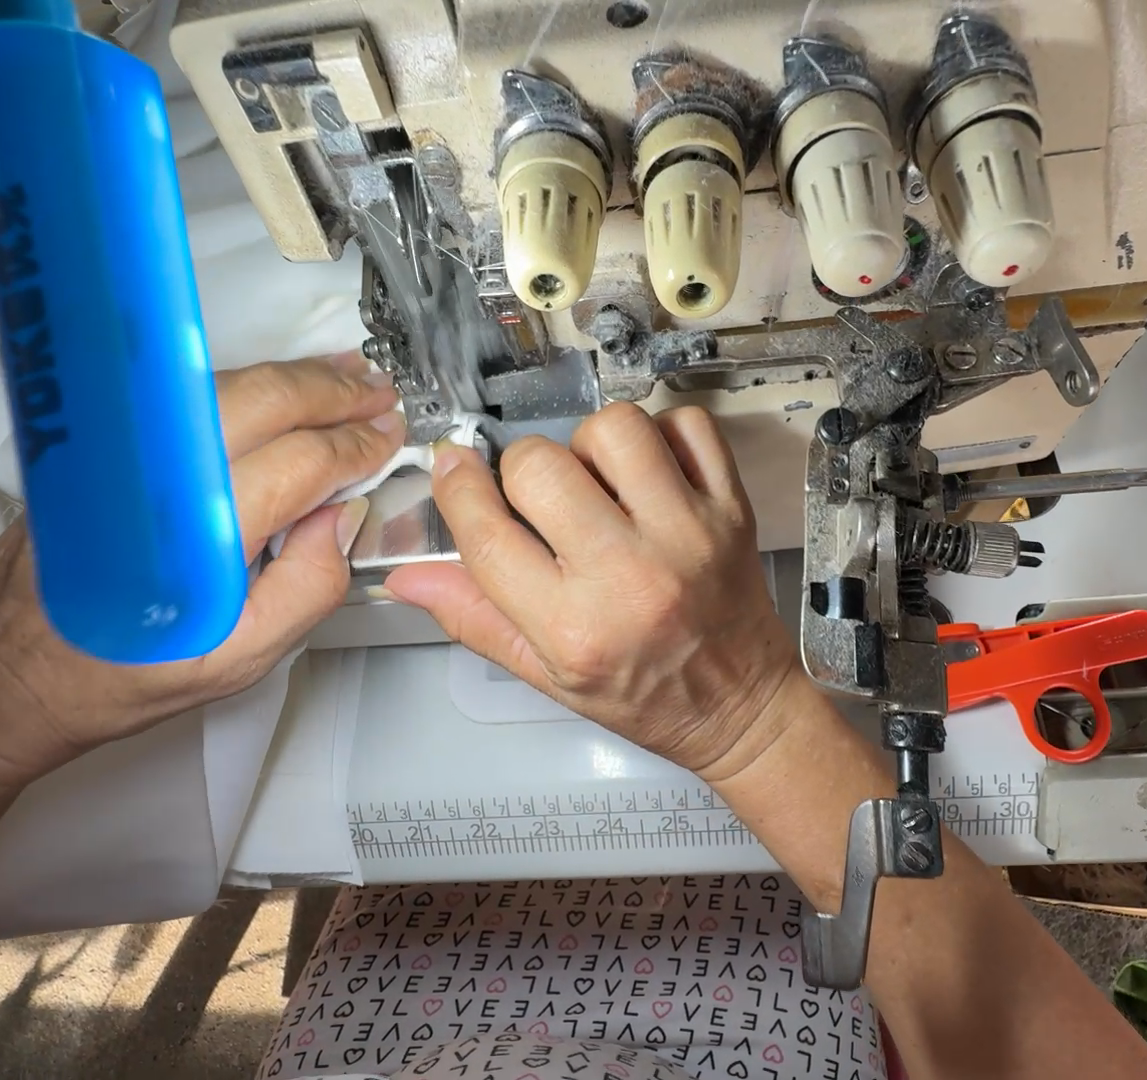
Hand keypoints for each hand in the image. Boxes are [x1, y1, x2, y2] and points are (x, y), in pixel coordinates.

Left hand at [0, 355, 404, 802]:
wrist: (1, 672)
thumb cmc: (127, 677)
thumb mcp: (242, 659)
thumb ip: (309, 586)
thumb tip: (345, 514)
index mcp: (197, 535)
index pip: (300, 463)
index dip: (355, 447)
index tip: (393, 440)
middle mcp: (155, 475)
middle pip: (265, 400)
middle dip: (336, 393)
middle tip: (384, 397)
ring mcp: (120, 451)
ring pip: (228, 385)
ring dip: (299, 378)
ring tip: (353, 380)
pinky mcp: (102, 445)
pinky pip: (192, 397)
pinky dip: (251, 383)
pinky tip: (285, 385)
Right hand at [385, 403, 803, 779]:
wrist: (741, 706)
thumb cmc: (642, 698)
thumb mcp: (549, 676)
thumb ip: (476, 619)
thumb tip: (406, 574)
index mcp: (575, 629)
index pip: (488, 536)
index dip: (456, 489)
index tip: (454, 467)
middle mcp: (631, 575)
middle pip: (542, 466)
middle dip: (525, 471)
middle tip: (544, 499)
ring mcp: (690, 534)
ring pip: (615, 428)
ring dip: (592, 445)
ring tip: (601, 483)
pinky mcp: (732, 509)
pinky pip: (687, 424)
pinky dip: (661, 435)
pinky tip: (651, 474)